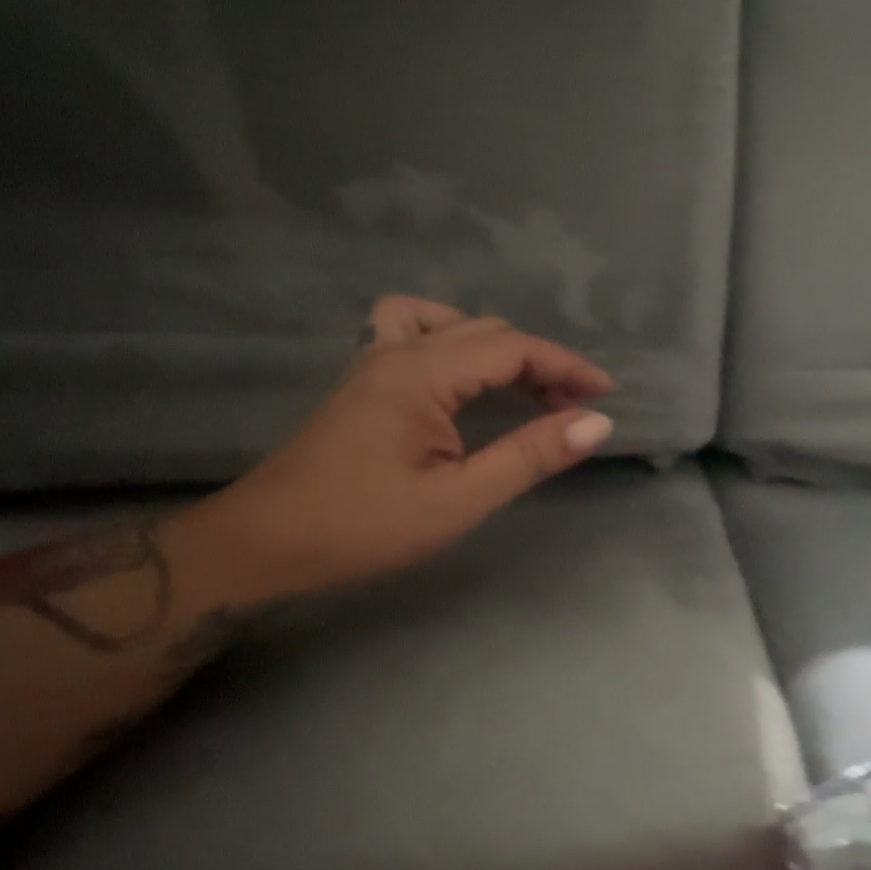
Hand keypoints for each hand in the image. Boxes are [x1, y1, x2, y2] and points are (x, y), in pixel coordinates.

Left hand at [165, 296, 615, 603]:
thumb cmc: (364, 527)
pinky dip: (452, 342)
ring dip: (496, 348)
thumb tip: (597, 423)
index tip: (607, 395)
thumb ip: (530, 455)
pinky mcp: (362, 384)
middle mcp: (395, 354)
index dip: (567, 366)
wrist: (263, 545)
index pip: (511, 348)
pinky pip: (413, 334)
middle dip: (540, 363)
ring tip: (523, 388)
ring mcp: (371, 364)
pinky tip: (461, 378)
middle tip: (574, 410)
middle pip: (485, 332)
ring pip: (448, 324)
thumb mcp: (460, 499)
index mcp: (420, 375)